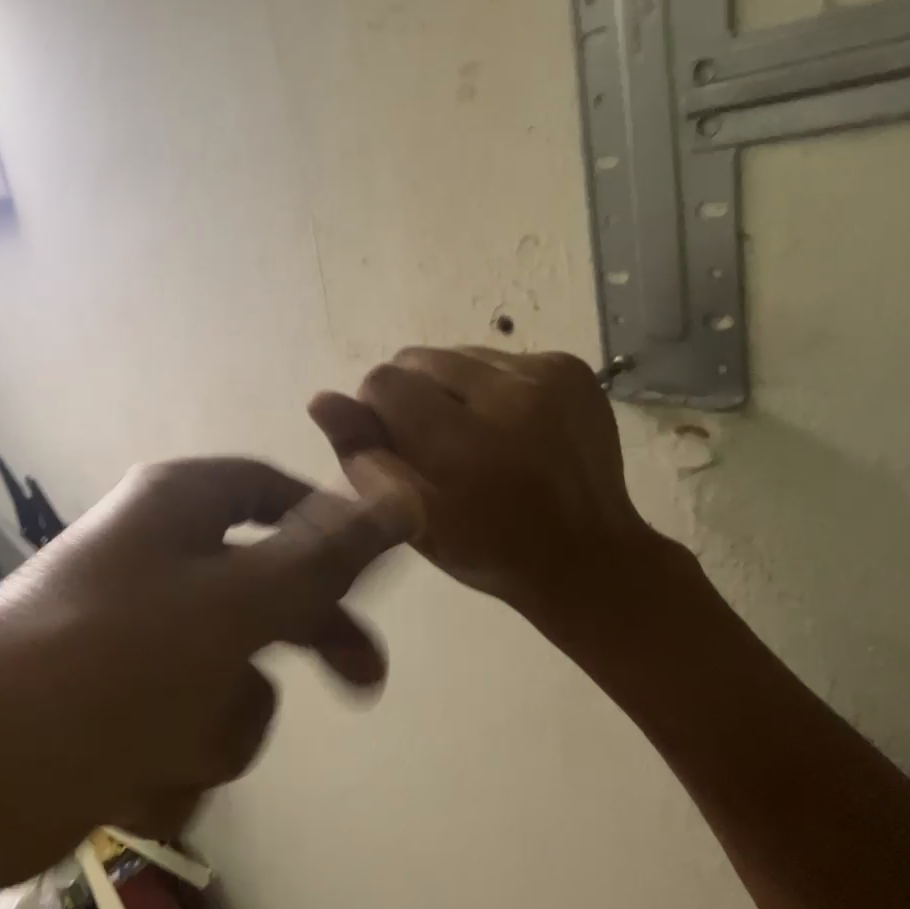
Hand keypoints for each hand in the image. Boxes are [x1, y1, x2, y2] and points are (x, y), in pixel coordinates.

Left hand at [0, 458, 416, 886]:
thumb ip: (322, 559)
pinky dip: (182, 748)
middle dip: (304, 638)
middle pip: (263, 584)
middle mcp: (157, 559)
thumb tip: (401, 497)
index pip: (270, 491)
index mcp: (176, 508)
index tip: (376, 575)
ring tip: (179, 740)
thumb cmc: (100, 666)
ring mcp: (136, 633)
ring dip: (224, 714)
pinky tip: (143, 770)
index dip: (327, 526)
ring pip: (232, 668)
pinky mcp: (118, 701)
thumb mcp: (229, 607)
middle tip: (362, 680)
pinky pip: (189, 717)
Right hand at [308, 347, 667, 619]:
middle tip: (438, 443)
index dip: (379, 412)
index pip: (383, 382)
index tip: (400, 446)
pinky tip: (509, 426)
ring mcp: (547, 375)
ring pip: (457, 354)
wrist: (588, 554)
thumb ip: (364, 456)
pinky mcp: (571, 366)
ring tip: (476, 435)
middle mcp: (508, 396)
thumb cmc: (488, 549)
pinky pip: (499, 357)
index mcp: (464, 445)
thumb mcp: (412, 516)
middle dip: (414, 395)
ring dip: (453, 388)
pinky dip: (491, 386)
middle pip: (417, 358)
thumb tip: (322, 400)